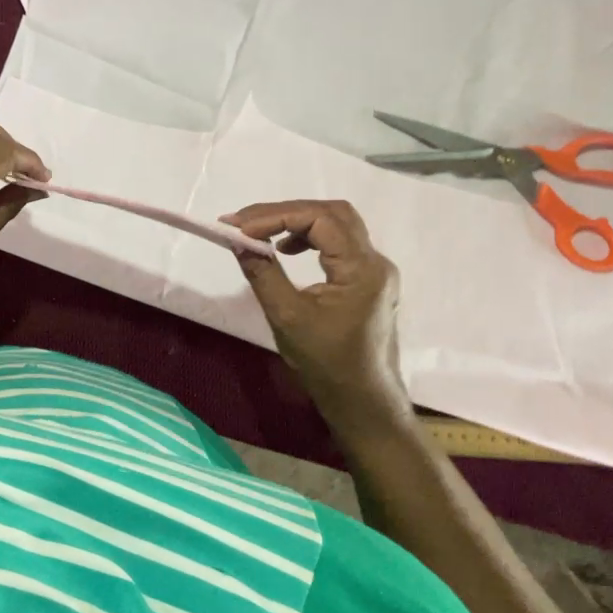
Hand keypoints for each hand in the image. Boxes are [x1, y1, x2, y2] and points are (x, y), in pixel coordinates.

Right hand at [224, 200, 411, 435]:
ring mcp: (373, 271)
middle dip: (284, 212)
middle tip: (244, 223)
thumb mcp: (285, 316)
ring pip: (336, 225)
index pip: (320, 219)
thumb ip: (262, 273)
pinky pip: (337, 243)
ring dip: (295, 221)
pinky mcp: (365, 281)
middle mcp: (374, 262)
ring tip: (259, 234)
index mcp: (362, 269)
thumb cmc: (326, 362)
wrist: (362, 400)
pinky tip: (285, 250)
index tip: (238, 228)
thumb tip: (237, 241)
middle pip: (332, 213)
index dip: (276, 216)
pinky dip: (307, 237)